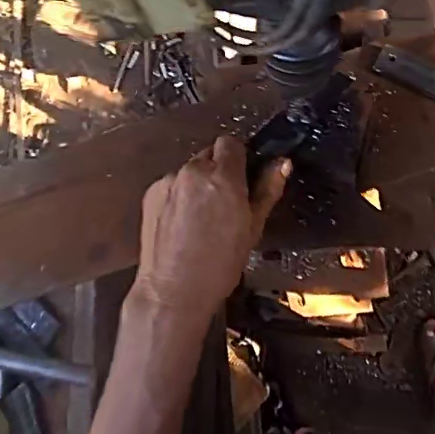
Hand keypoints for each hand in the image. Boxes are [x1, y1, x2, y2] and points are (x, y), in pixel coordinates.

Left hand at [132, 136, 290, 324]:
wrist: (173, 290)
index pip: (232, 144)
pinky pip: (171, 184)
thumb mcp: (253, 229)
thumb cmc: (218, 266)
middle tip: (226, 202)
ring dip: (198, 184)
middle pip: (210, 155)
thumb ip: (267, 190)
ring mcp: (169, 180)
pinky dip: (178, 196)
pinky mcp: (152, 192)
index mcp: (222, 178)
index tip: (243, 176)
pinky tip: (183, 223)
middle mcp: (193, 172)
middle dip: (219, 172)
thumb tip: (282, 164)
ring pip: (190, 170)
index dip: (239, 159)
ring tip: (202, 219)